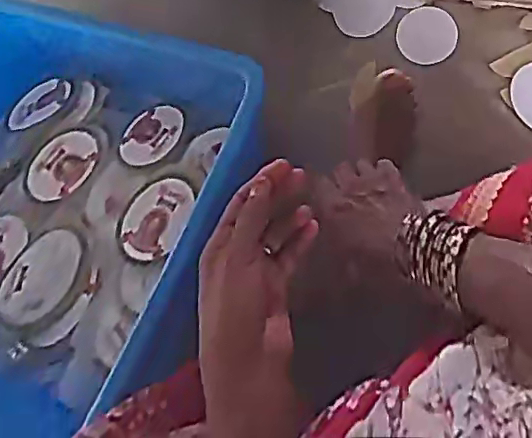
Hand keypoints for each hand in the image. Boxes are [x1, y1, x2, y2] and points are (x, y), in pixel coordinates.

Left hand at [197, 161, 316, 437]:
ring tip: (309, 200)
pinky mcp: (276, 287)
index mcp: (218, 248)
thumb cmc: (235, 311)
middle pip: (258, 215)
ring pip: (276, 234)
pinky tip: (313, 227)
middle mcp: (236, 257)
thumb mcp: (238, 259)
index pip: (240, 205)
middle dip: (277, 194)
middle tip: (300, 174)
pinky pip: (289, 255)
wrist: (250, 367)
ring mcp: (256, 272)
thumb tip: (262, 182)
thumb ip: (251, 218)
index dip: (260, 182)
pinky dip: (300, 240)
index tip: (282, 164)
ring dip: (290, 216)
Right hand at [313, 159, 421, 274]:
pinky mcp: (395, 176)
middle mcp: (351, 187)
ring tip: (366, 185)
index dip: (318, 186)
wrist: (411, 245)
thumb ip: (336, 244)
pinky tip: (385, 180)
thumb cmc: (376, 260)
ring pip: (361, 163)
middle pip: (339, 169)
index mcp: (334, 207)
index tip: (319, 191)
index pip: (317, 183)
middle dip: (341, 178)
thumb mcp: (348, 262)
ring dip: (361, 173)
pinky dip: (382, 170)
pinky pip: (383, 164)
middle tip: (345, 192)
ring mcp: (374, 178)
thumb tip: (334, 238)